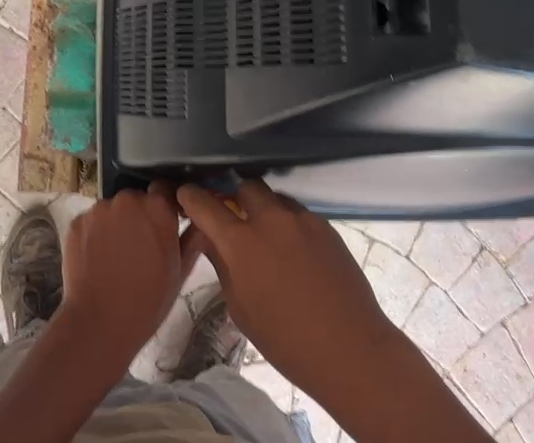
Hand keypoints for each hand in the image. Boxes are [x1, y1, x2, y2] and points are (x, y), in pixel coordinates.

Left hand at [59, 182, 203, 359]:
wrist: (99, 323)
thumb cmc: (147, 301)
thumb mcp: (180, 273)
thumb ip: (193, 240)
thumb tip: (201, 222)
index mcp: (157, 208)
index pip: (165, 189)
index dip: (167, 204)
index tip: (168, 221)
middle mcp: (127, 200)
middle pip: (137, 199)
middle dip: (141, 215)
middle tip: (142, 244)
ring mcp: (99, 210)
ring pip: (113, 209)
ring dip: (118, 222)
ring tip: (118, 254)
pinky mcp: (77, 222)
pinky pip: (92, 221)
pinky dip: (96, 233)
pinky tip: (98, 258)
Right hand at [177, 180, 398, 395]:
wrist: (347, 347)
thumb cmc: (284, 339)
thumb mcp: (240, 307)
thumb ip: (223, 265)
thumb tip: (212, 240)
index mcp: (241, 243)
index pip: (205, 205)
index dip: (191, 196)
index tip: (186, 194)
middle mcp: (270, 220)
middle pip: (246, 186)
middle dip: (236, 196)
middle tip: (235, 218)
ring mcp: (302, 220)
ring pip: (276, 197)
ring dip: (265, 209)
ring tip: (268, 236)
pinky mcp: (326, 227)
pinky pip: (299, 214)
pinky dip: (289, 224)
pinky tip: (295, 252)